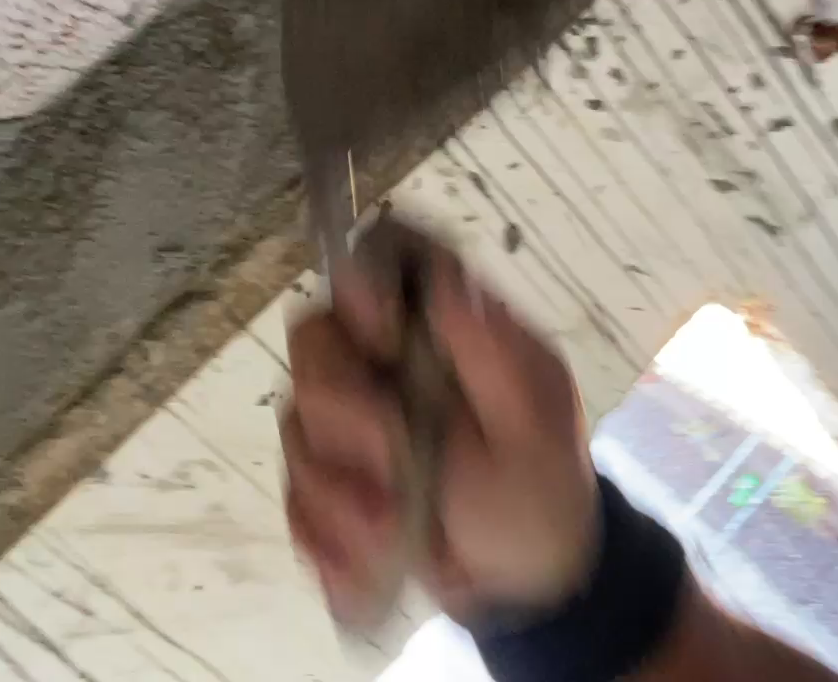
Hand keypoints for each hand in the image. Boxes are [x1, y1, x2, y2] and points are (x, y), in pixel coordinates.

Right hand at [280, 220, 598, 625]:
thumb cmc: (541, 490)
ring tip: (393, 530)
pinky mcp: (333, 470)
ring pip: (297, 418)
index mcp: (444, 324)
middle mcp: (389, 355)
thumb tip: (450, 278)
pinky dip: (327, 531)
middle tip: (393, 460)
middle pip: (316, 335)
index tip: (379, 338)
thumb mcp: (534, 426)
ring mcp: (353, 413)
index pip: (385, 257)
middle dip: (342, 411)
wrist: (521, 579)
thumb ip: (492, 355)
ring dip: (338, 488)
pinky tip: (372, 559)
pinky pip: (296, 488)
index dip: (364, 280)